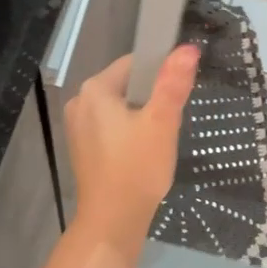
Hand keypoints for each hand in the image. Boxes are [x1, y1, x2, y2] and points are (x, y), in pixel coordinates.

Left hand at [64, 46, 199, 249]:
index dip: (161, 73)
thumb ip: (173, 83)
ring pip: (120, 109)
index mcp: (95, 89)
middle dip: (152, 99)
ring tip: (159, 141)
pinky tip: (143, 154)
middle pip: (127, 86)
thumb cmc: (138, 167)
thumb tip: (188, 48)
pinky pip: (111, 129)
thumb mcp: (162, 122)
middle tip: (171, 123)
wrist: (113, 219)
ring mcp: (78, 127)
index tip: (178, 94)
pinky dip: (129, 134)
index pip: (134, 63)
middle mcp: (80, 102)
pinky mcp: (83, 149)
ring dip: (142, 118)